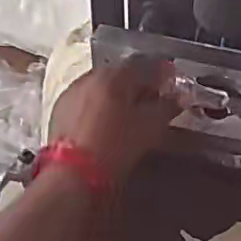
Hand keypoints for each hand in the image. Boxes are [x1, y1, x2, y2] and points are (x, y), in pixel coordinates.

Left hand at [46, 58, 183, 183]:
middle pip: (122, 75)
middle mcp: (91, 77)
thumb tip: (180, 97)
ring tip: (131, 115)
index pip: (146, 66)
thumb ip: (167, 108)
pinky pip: (88, 102)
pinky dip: (101, 107)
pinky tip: (107, 124)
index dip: (163, 74)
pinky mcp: (59, 111)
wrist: (71, 175)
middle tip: (155, 101)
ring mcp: (72, 92)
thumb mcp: (149, 128)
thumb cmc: (115, 148)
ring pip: (103, 88)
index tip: (174, 84)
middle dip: (140, 85)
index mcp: (114, 76)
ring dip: (119, 96)